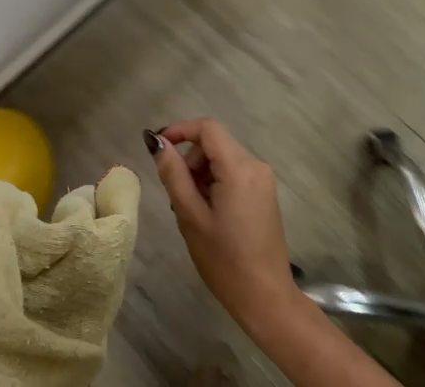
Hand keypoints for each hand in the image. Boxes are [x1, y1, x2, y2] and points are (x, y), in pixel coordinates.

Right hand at [144, 118, 305, 333]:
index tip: (158, 148)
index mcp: (239, 167)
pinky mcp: (265, 194)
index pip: (207, 128)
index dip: (180, 130)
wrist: (265, 296)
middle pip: (215, 144)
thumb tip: (159, 142)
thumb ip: (174, 174)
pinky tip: (209, 215)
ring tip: (192, 211)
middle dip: (190, 161)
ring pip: (223, 159)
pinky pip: (235, 174)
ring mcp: (263, 180)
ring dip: (201, 175)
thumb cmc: (224, 259)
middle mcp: (255, 165)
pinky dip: (216, 184)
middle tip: (176, 196)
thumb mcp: (190, 216)